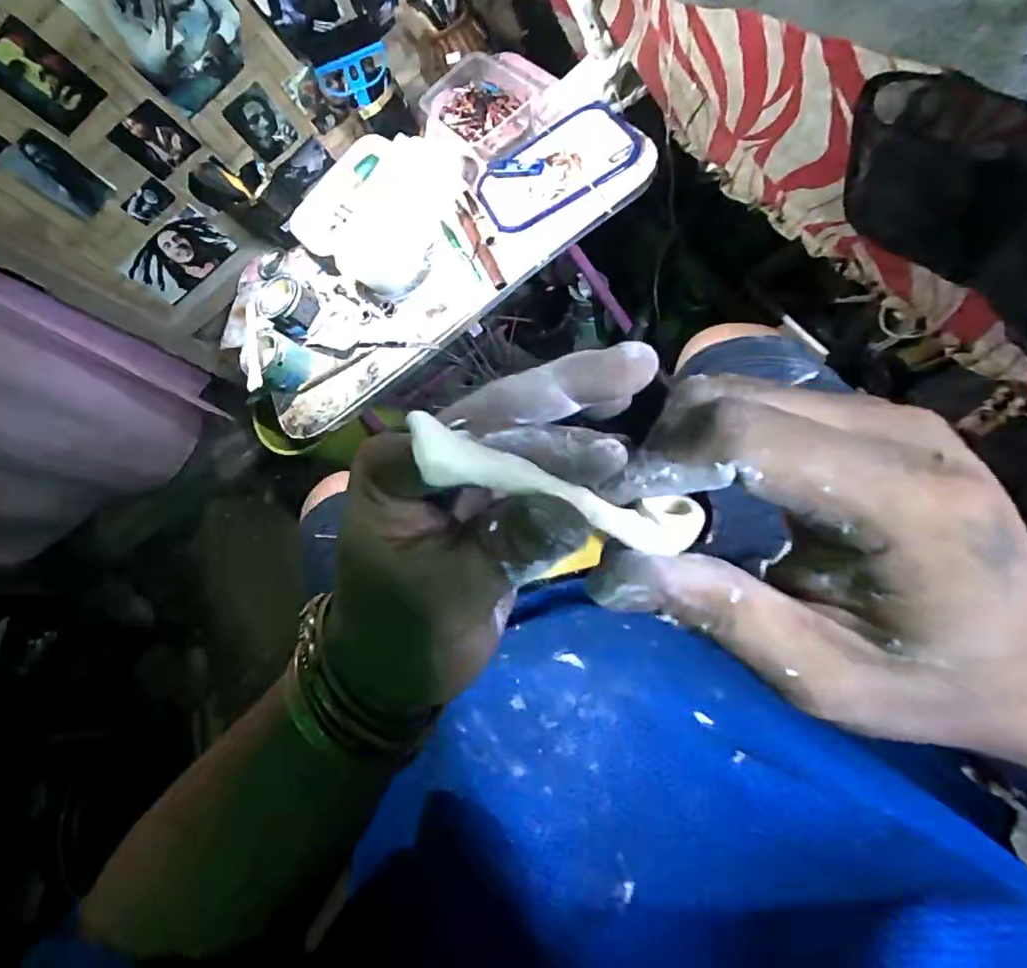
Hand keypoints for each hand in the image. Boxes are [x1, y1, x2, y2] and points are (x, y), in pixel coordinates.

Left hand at [322, 344, 660, 717]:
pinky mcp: (475, 493)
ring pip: (513, 431)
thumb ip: (510, 544)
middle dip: (563, 391)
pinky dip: (567, 455)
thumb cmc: (404, 633)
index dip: (539, 445)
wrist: (388, 663)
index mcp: (392, 468)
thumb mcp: (456, 594)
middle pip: (494, 416)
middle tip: (637, 363)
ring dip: (572, 410)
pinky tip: (612, 430)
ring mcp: (447, 471)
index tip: (606, 453)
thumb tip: (577, 506)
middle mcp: (416, 455)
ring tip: (634, 376)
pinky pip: (524, 466)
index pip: (468, 441)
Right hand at [593, 374, 1026, 777]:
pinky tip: (707, 480)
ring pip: (734, 387)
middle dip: (661, 446)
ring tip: (667, 496)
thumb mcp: (826, 679)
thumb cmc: (938, 683)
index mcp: (907, 504)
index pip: (747, 437)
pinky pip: (758, 398)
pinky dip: (708, 433)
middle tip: (636, 506)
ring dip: (680, 437)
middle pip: (729, 398)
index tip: (617, 509)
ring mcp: (885, 413)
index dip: (662, 463)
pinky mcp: (866, 413)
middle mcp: (900, 433)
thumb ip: (724, 615)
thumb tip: (612, 572)